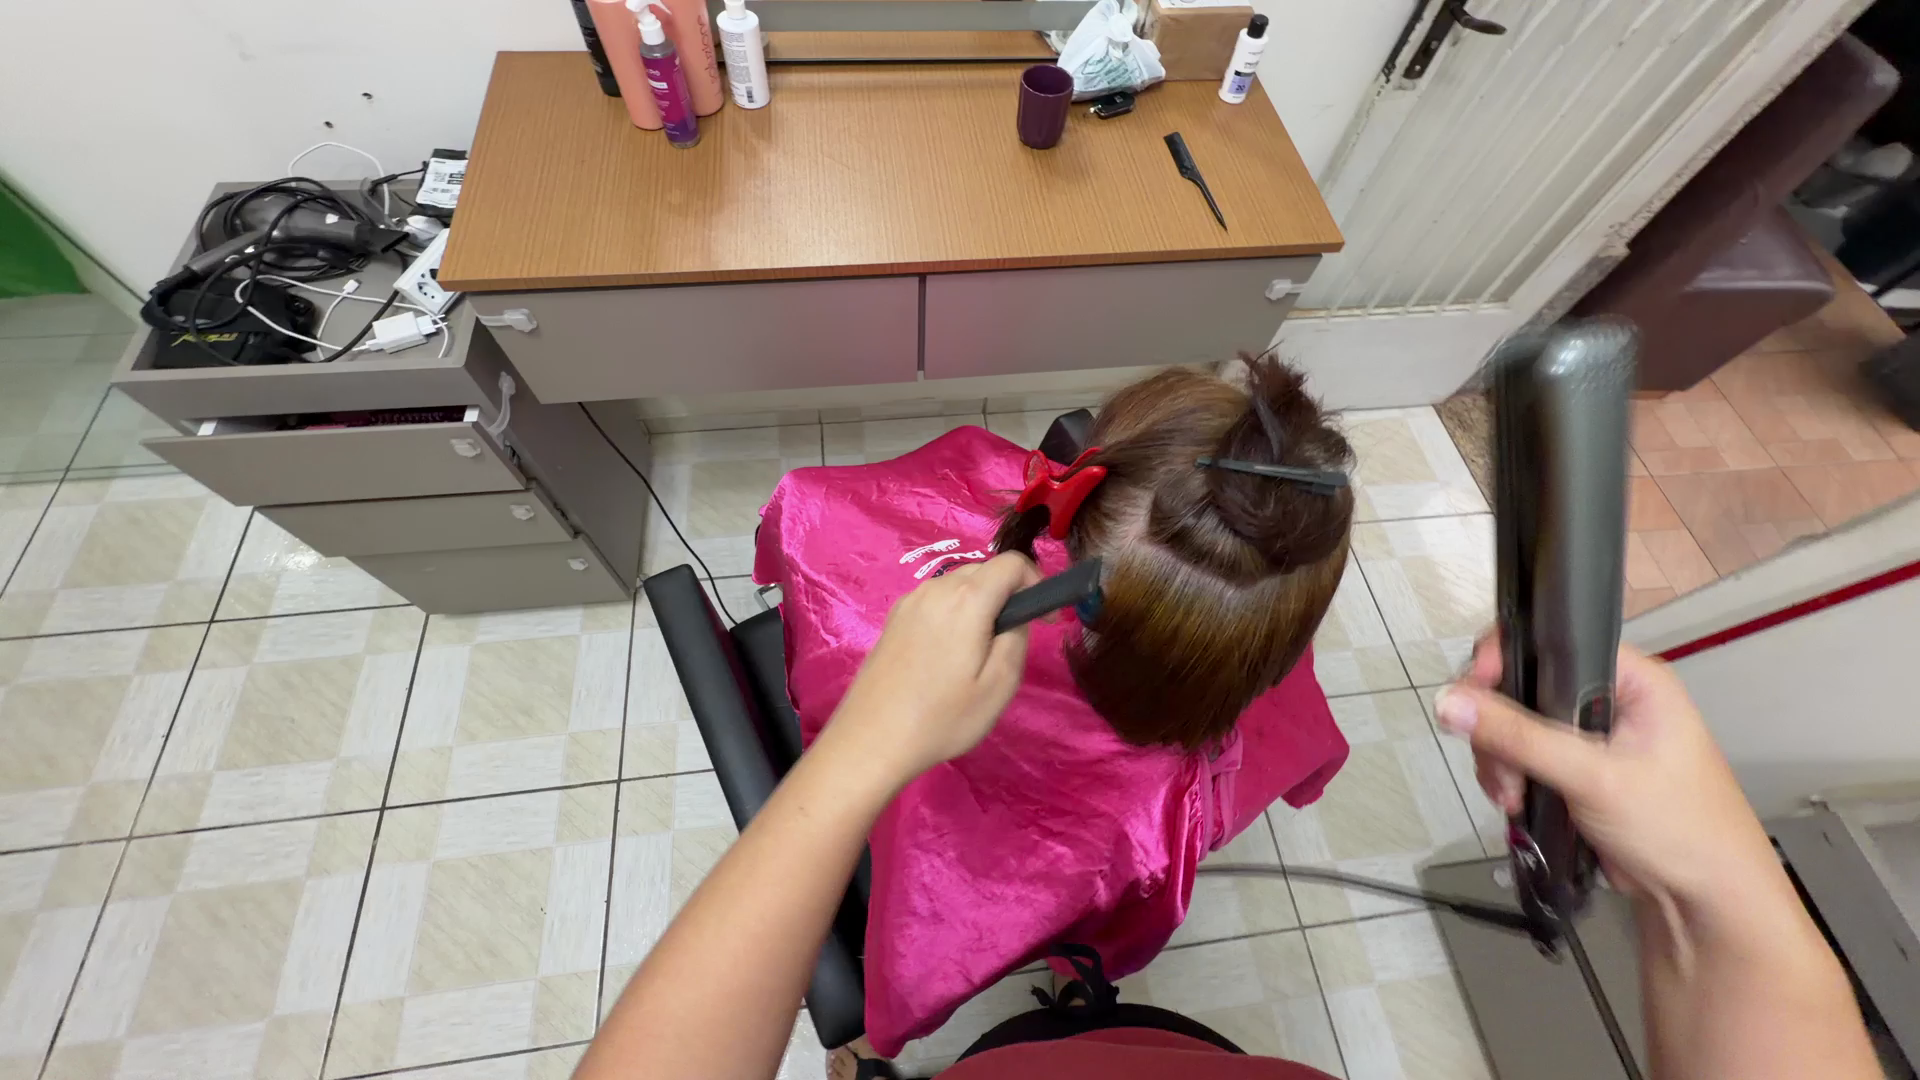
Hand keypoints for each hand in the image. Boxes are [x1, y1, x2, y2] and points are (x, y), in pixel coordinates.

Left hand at [822, 553, 1041, 783]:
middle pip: (985, 572)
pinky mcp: (894, 618)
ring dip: (980, 606)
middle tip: (1011, 643)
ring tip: (977, 654)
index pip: (1013, 563)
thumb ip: (1018, 636)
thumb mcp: (999, 684)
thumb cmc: (942, 718)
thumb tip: (1017, 614)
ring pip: (959, 585)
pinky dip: (953, 614)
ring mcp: (910, 601)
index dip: (1036, 584)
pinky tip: (946, 656)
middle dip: (1008, 597)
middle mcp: (935, 588)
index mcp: (966, 599)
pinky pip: (936, 601)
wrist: (871, 740)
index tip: (1042, 621)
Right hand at [1433, 639, 1779, 910]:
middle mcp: (1605, 697)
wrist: (1704, 904)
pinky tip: (1515, 799)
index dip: (1502, 659)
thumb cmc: (1676, 829)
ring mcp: (1584, 732)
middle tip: (1498, 763)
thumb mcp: (1593, 776)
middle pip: (1518, 683)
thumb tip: (1446, 700)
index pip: (1547, 642)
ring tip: (1512, 794)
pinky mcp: (1568, 763)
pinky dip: (1505, 772)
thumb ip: (1518, 736)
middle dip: (1495, 726)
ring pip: (1508, 721)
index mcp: (1631, 680)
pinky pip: (1514, 750)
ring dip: (1497, 757)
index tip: (1471, 695)